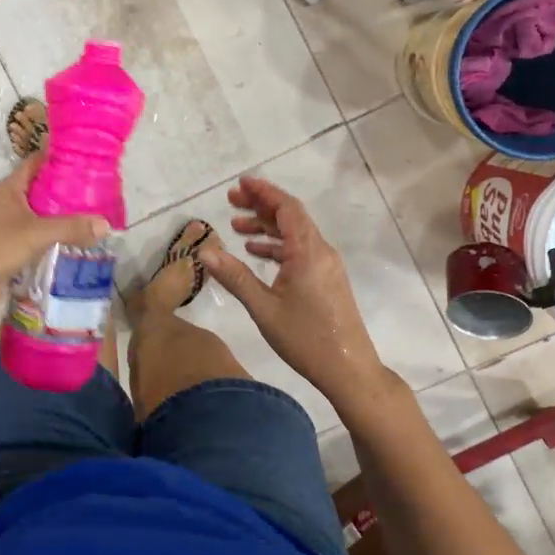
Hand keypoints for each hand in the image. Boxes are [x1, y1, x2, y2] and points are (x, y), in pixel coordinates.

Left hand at [0, 154, 109, 301]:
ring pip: (39, 210)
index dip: (58, 156)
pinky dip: (52, 233)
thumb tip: (105, 225)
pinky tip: (73, 238)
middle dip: (65, 187)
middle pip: (41, 186)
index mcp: (10, 187)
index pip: (37, 161)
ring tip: (90, 212)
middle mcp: (8, 200)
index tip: (84, 158)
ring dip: (60, 212)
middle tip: (94, 188)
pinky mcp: (10, 243)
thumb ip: (71, 228)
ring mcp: (7, 222)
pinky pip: (36, 231)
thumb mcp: (38, 233)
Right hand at [202, 176, 383, 397]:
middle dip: (260, 206)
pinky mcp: (327, 280)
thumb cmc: (306, 339)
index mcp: (307, 252)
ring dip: (267, 227)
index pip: (286, 208)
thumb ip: (235, 276)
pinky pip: (300, 250)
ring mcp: (326, 266)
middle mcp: (321, 252)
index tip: (240, 183)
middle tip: (230, 201)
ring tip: (236, 228)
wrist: (349, 371)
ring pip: (295, 234)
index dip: (263, 192)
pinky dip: (278, 246)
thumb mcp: (263, 308)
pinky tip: (256, 253)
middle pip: (290, 217)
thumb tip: (204, 251)